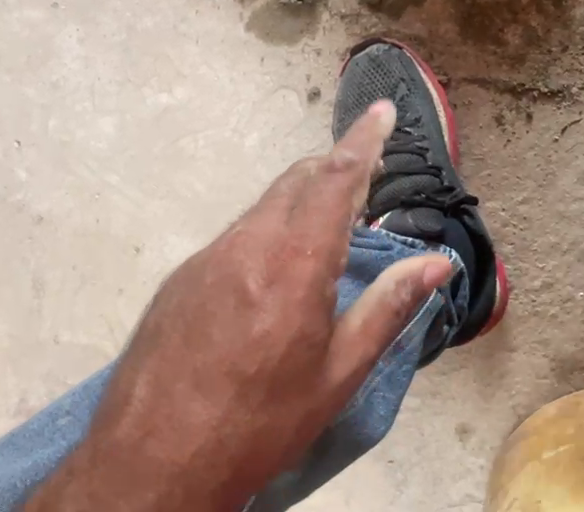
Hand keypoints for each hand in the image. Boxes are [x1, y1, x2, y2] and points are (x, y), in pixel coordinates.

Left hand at [28, 102, 452, 511]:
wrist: (144, 473)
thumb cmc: (258, 425)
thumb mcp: (337, 374)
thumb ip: (389, 307)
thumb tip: (439, 263)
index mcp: (295, 264)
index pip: (336, 179)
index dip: (364, 139)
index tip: (382, 109)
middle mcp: (248, 245)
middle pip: (298, 180)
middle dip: (336, 166)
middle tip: (367, 177)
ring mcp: (207, 260)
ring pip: (266, 206)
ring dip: (303, 200)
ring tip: (328, 231)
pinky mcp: (180, 281)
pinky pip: (238, 235)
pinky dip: (270, 231)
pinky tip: (274, 277)